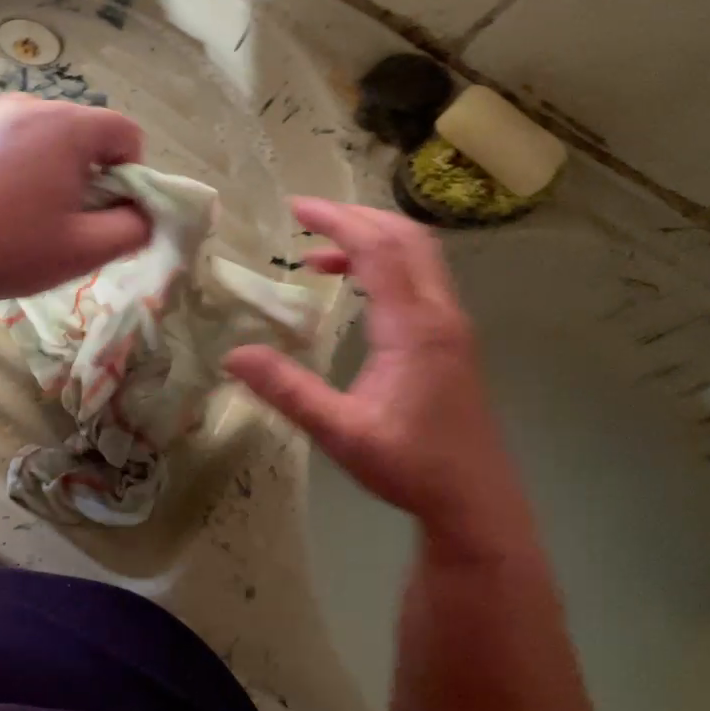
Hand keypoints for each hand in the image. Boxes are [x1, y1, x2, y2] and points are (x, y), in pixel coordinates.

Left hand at [0, 94, 151, 305]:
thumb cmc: (7, 251)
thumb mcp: (84, 251)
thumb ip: (133, 228)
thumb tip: (145, 212)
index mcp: (67, 126)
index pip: (125, 133)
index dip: (129, 174)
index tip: (105, 210)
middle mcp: (26, 106)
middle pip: (79, 131)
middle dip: (83, 171)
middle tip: (61, 219)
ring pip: (35, 136)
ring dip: (42, 167)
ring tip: (18, 214)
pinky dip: (2, 165)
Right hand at [224, 199, 531, 552]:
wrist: (476, 502)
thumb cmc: (410, 467)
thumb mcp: (339, 432)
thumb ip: (287, 390)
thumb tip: (233, 355)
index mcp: (415, 327)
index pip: (378, 249)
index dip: (337, 220)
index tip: (295, 208)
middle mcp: (440, 314)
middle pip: (406, 237)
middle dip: (356, 216)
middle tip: (306, 216)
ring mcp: (451, 326)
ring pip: (418, 256)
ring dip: (372, 239)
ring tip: (319, 251)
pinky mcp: (451, 340)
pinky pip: (419, 279)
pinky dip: (384, 265)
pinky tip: (353, 288)